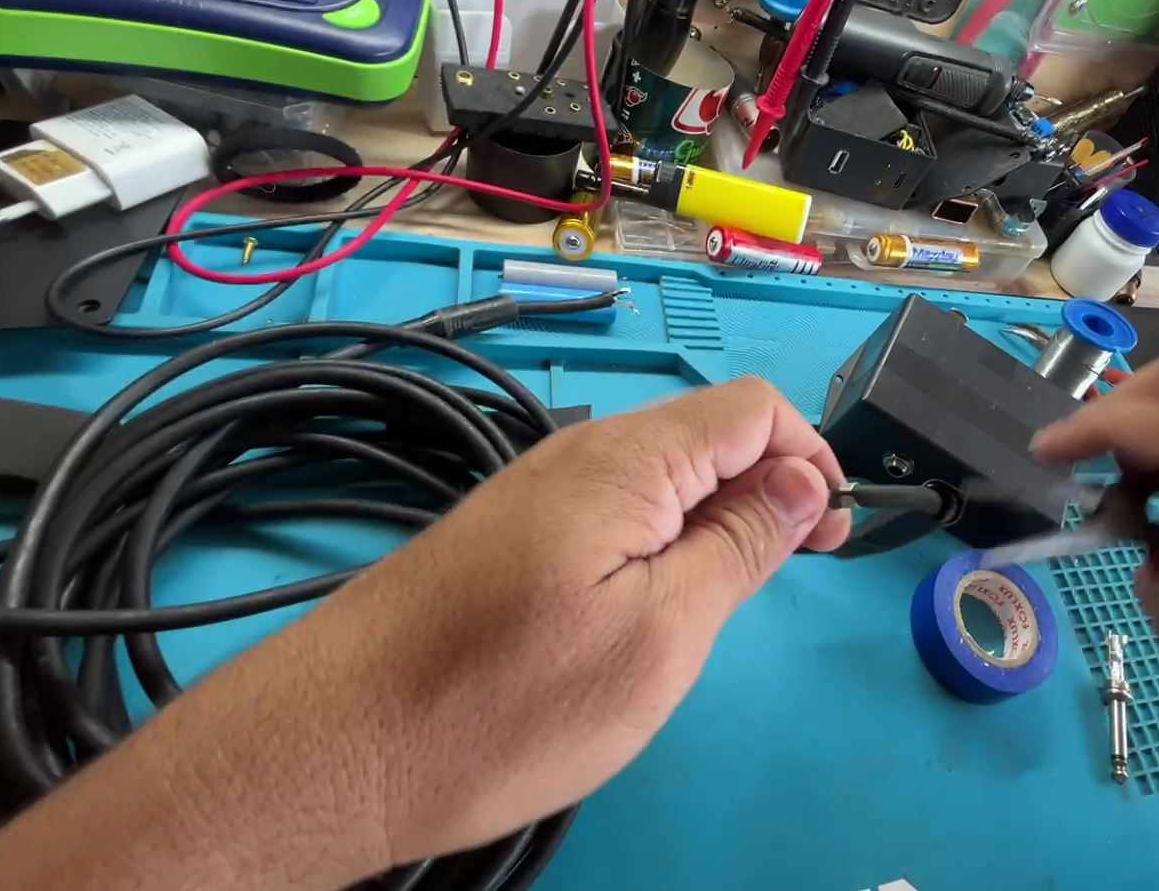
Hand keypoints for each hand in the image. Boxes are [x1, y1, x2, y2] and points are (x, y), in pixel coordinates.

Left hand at [282, 375, 851, 868]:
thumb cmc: (510, 700)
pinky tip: (656, 596)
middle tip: (786, 569)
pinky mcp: (520, 525)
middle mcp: (587, 449)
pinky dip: (667, 536)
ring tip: (723, 594)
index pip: (752, 409)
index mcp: (631, 458)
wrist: (327, 749)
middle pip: (710, 433)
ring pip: (668, 473)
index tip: (830, 529)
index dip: (809, 454)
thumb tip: (805, 479)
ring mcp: (545, 484)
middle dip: (769, 486)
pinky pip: (622, 505)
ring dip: (719, 515)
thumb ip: (743, 542)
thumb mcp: (662, 631)